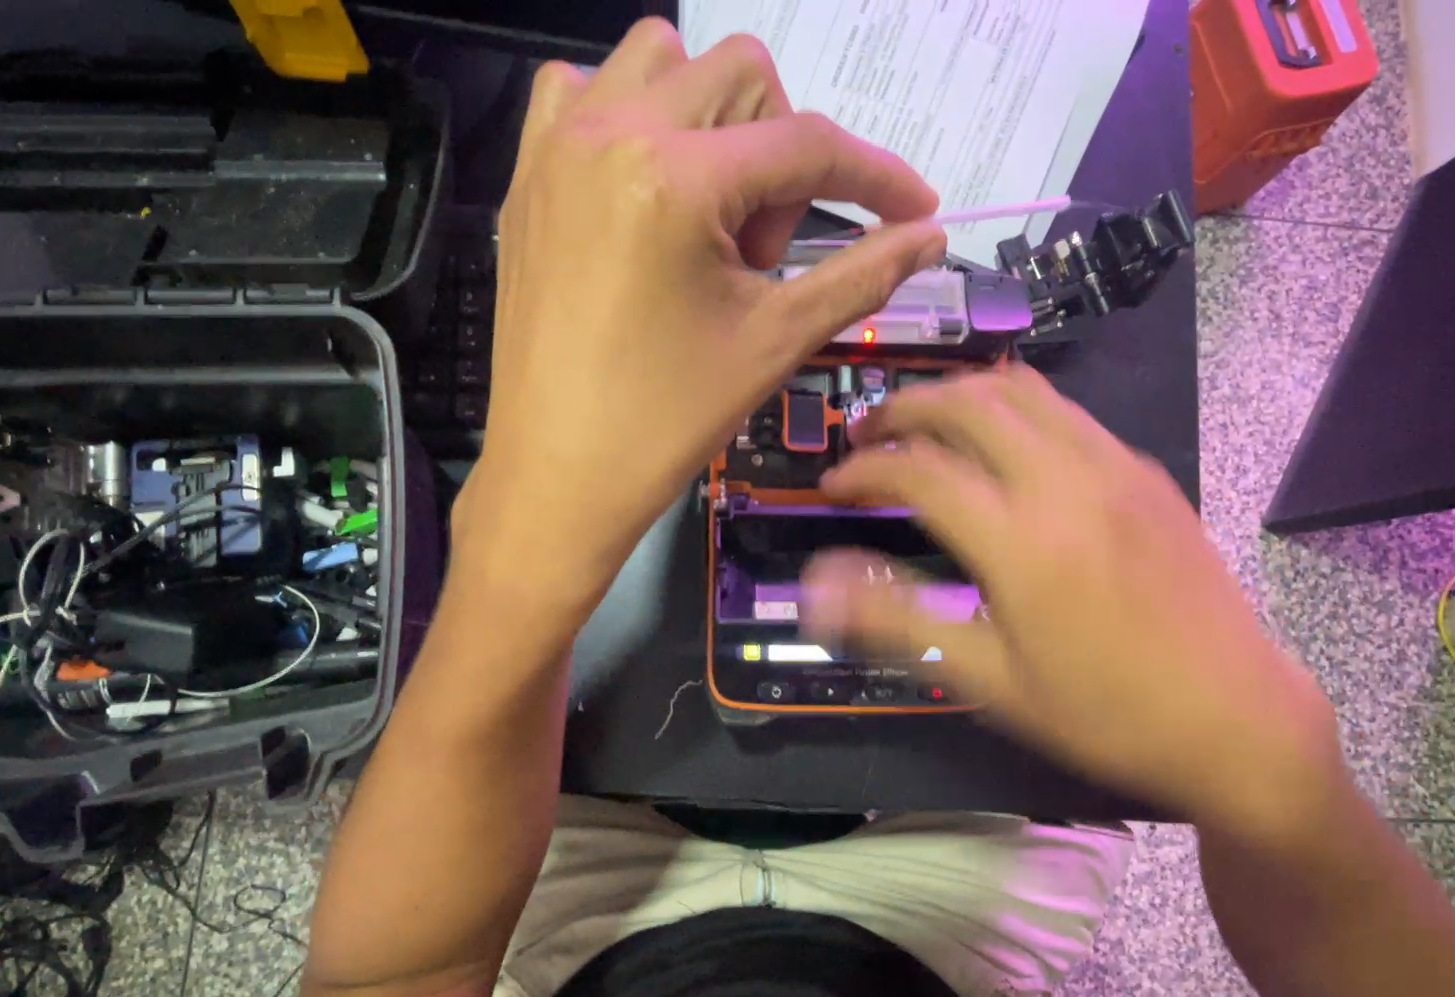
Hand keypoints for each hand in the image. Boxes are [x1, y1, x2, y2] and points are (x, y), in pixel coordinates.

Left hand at [453, 18, 947, 610]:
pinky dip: (629, 117)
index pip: (806, 145)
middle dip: (779, 155)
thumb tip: (928, 236)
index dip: (876, 177)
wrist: (557, 476)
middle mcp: (610, 134)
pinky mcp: (526, 178)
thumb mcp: (773, 342)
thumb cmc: (664, 422)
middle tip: (762, 252)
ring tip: (705, 216)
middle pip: (741, 76)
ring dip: (710, 120)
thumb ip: (861, 277)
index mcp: (676, 179)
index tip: (915, 210)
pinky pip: (580, 92)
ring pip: (660, 61)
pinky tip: (643, 192)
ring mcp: (556, 149)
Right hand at [802, 364, 1346, 840]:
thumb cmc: (1102, 712)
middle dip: (904, 408)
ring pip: (1021, 391)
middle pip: (968, 403)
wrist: (1239, 721)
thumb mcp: (988, 679)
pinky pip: (1065, 410)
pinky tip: (1001, 445)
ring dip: (958, 395)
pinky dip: (1012, 407)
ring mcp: (1115, 467)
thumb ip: (896, 620)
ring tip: (924, 425)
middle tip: (867, 434)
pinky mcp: (1146, 472)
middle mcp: (1067, 481)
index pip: (918, 471)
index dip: (863, 469)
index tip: (833, 484)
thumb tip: (815, 584)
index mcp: (1021, 539)